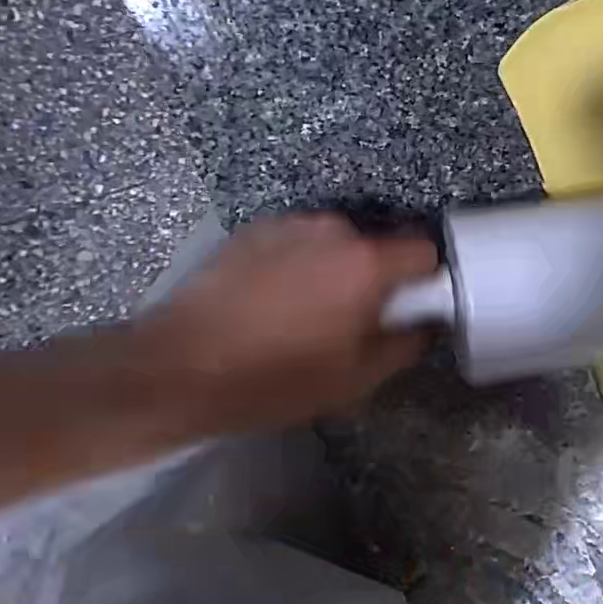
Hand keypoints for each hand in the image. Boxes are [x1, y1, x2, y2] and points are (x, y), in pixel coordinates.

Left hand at [106, 213, 441, 434]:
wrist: (178, 367)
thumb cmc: (275, 379)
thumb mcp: (355, 380)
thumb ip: (405, 344)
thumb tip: (424, 324)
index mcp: (365, 263)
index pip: (424, 248)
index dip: (424, 277)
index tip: (409, 305)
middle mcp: (333, 230)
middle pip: (378, 241)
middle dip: (376, 273)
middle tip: (352, 315)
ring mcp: (290, 223)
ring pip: (336, 239)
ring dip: (336, 264)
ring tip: (305, 306)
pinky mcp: (255, 228)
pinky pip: (298, 239)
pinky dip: (299, 259)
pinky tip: (271, 296)